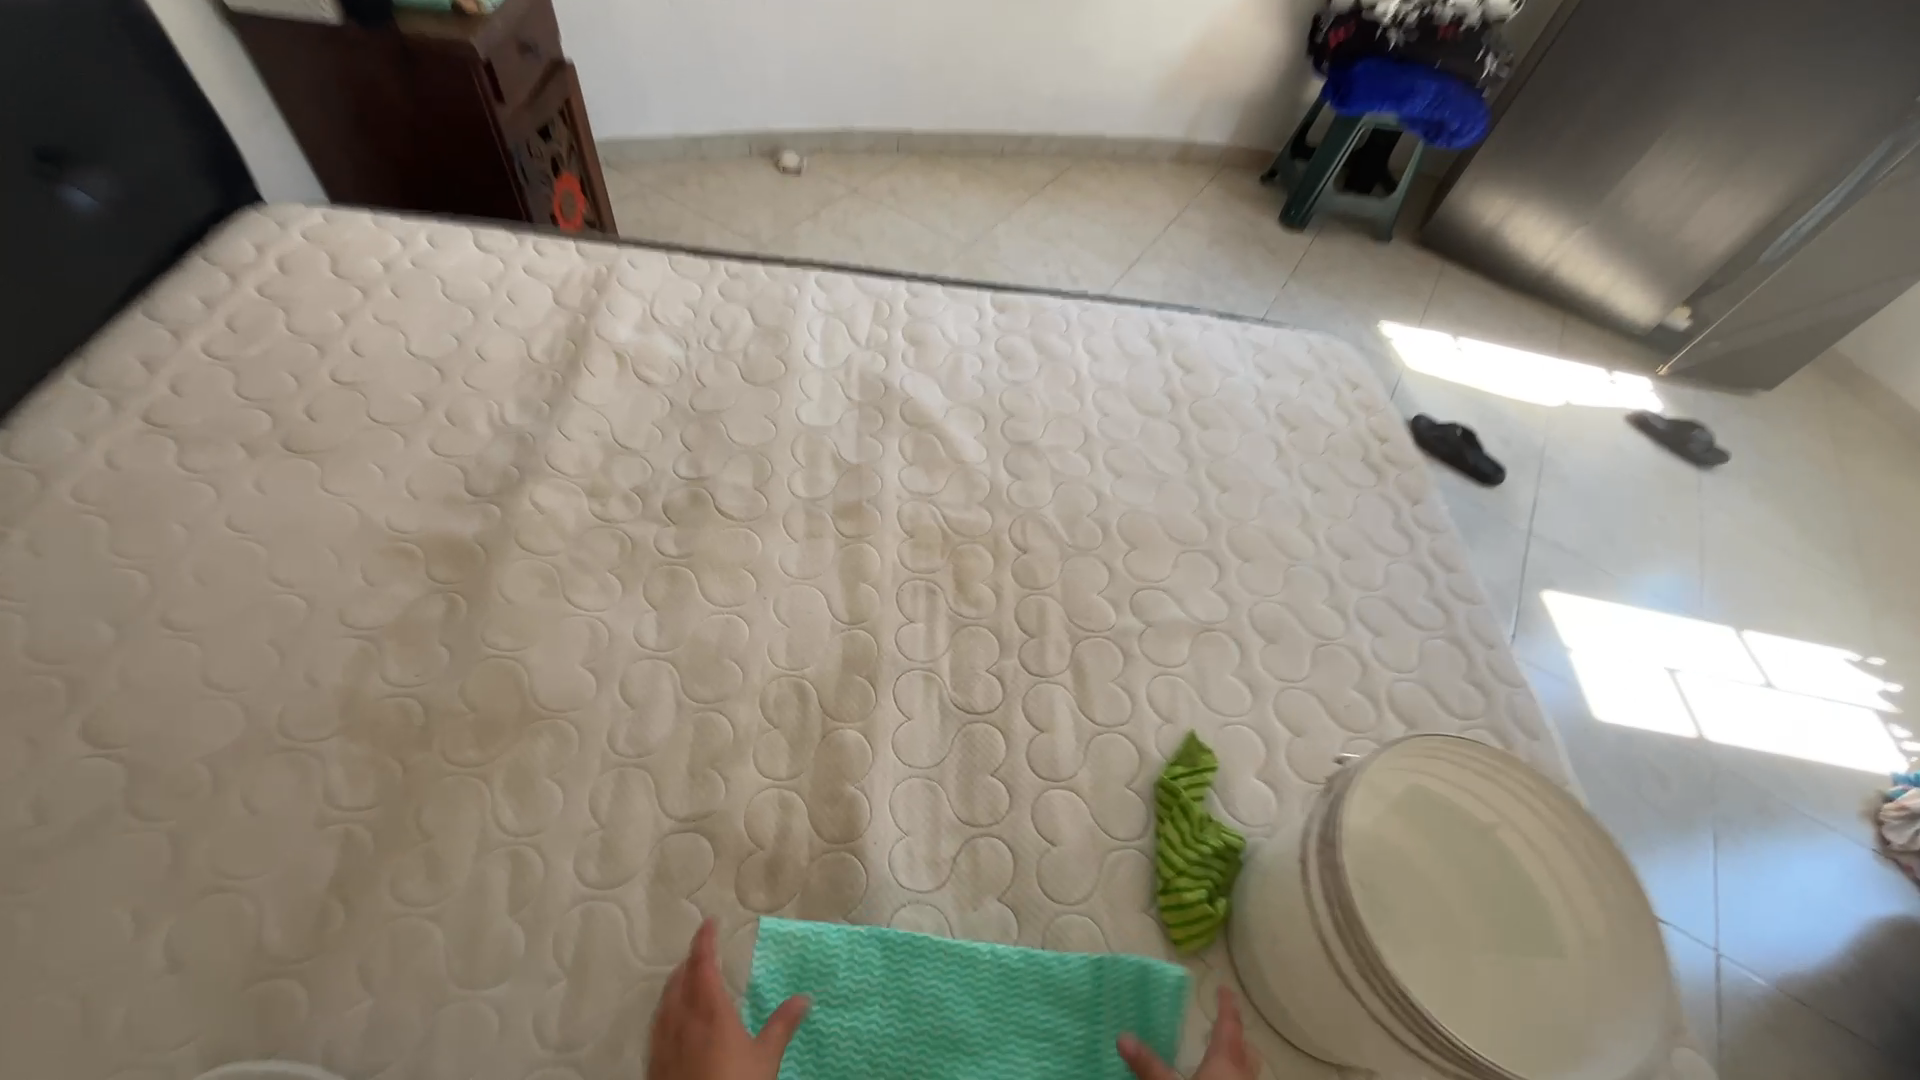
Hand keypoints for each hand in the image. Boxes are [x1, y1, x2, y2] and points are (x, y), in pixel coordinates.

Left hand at [647, 918, 810, 1079]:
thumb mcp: (765, 1058)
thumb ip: (782, 1025)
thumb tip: (805, 997)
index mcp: (711, 1011)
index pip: (703, 965)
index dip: (705, 940)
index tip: (709, 922)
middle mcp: (682, 1021)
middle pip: (679, 980)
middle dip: (689, 961)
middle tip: (702, 951)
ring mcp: (664, 1044)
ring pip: (664, 1002)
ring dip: (675, 984)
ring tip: (685, 979)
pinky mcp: (654, 1065)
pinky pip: (656, 1026)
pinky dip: (665, 1010)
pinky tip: (671, 1020)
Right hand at [1117, 986, 1262, 1079]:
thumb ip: (1148, 1065)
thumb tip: (1122, 1037)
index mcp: (1225, 1062)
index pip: (1229, 1025)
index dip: (1227, 1005)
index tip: (1224, 987)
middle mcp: (1242, 1077)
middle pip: (1246, 1051)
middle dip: (1236, 1036)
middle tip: (1223, 1023)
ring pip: (1248, 1072)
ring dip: (1237, 1060)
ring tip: (1221, 1056)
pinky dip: (1233, 1078)